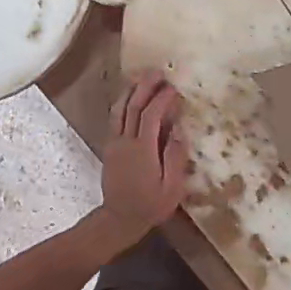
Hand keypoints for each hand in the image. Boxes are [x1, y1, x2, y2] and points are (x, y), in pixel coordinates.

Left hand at [95, 75, 190, 243]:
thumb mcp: (171, 187)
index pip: (151, 115)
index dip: (162, 99)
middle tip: (156, 72)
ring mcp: (114, 143)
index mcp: (142, 149)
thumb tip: (180, 131)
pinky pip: (115, 120)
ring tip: (141, 78)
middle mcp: (125, 141)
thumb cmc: (150, 205)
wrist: (119, 217)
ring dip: (130, 92)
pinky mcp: (109, 148)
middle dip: (144, 87)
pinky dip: (123, 105)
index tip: (173, 87)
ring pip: (119, 111)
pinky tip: (129, 100)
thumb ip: (175, 158)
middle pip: (133, 107)